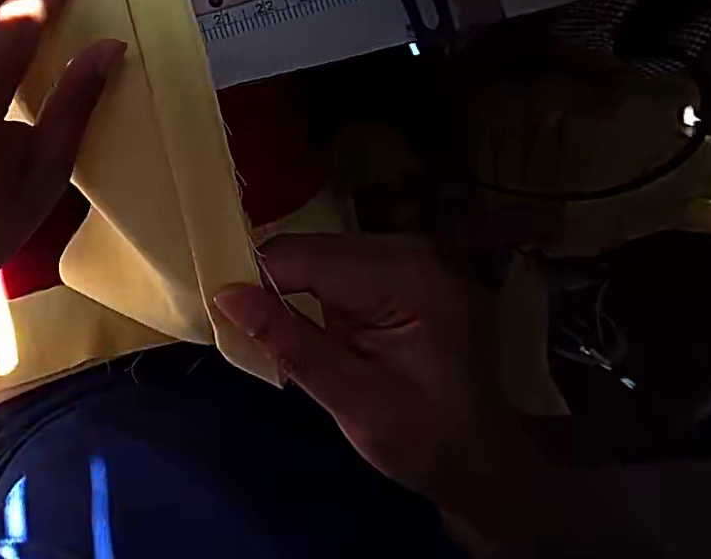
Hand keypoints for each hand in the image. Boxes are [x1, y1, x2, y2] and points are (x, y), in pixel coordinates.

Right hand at [213, 235, 537, 517]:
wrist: (488, 462)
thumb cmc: (431, 443)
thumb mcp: (357, 406)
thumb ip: (291, 345)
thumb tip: (226, 295)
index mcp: (406, 277)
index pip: (303, 257)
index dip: (254, 280)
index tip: (223, 314)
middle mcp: (404, 249)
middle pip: (305, 249)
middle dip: (269, 286)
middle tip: (249, 333)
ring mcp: (399, 252)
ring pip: (310, 252)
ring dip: (284, 288)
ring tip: (274, 332)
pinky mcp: (390, 264)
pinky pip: (326, 263)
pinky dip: (304, 289)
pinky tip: (303, 323)